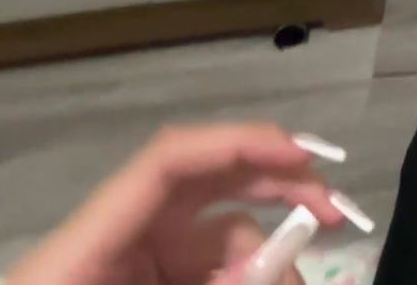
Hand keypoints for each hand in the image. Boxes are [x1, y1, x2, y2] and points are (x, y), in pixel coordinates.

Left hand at [7, 123, 356, 284]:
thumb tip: (280, 271)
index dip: (240, 144)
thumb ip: (217, 284)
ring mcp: (132, 265)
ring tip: (291, 280)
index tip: (305, 158)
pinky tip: (268, 279)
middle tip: (334, 214)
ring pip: (222, 232)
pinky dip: (245, 273)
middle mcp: (113, 241)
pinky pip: (213, 267)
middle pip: (209, 183)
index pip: (168, 163)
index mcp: (82, 251)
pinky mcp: (150, 283)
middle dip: (278, 190)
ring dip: (266, 254)